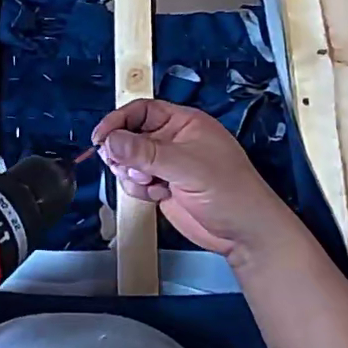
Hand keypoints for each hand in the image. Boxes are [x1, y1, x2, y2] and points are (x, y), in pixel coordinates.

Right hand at [92, 98, 297, 263]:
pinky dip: (137, 188)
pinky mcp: (161, 185)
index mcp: (183, 123)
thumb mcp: (187, 166)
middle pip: (130, 135)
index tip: (101, 137)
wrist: (245, 236)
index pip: (141, 111)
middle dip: (122, 151)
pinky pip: (133, 180)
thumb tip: (109, 141)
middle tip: (122, 164)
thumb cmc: (230, 192)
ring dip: (130, 172)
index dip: (119, 121)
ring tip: (149, 183)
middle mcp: (172, 139)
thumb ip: (145, 153)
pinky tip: (156, 195)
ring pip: (128, 159)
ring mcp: (166, 163)